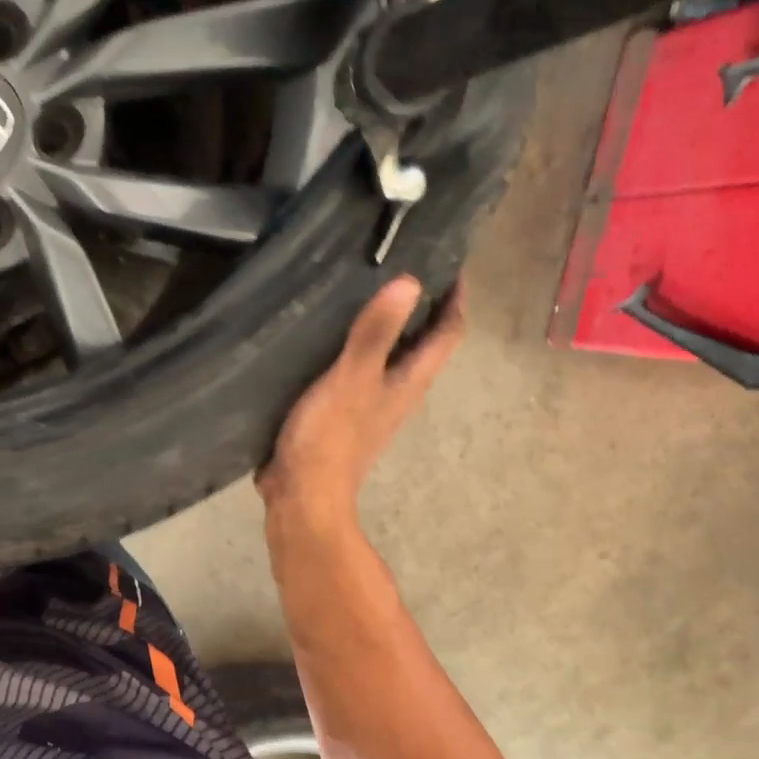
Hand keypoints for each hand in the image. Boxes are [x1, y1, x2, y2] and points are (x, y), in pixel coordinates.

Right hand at [257, 276, 464, 528]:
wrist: (302, 495)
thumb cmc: (331, 438)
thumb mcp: (351, 379)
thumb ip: (375, 333)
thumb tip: (410, 282)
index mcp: (409, 381)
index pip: (448, 332)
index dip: (455, 298)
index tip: (448, 263)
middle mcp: (397, 393)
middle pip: (420, 346)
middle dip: (417, 312)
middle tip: (396, 273)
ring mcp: (368, 410)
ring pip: (385, 363)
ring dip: (382, 335)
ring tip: (356, 302)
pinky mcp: (338, 421)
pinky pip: (352, 380)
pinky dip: (347, 358)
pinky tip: (320, 349)